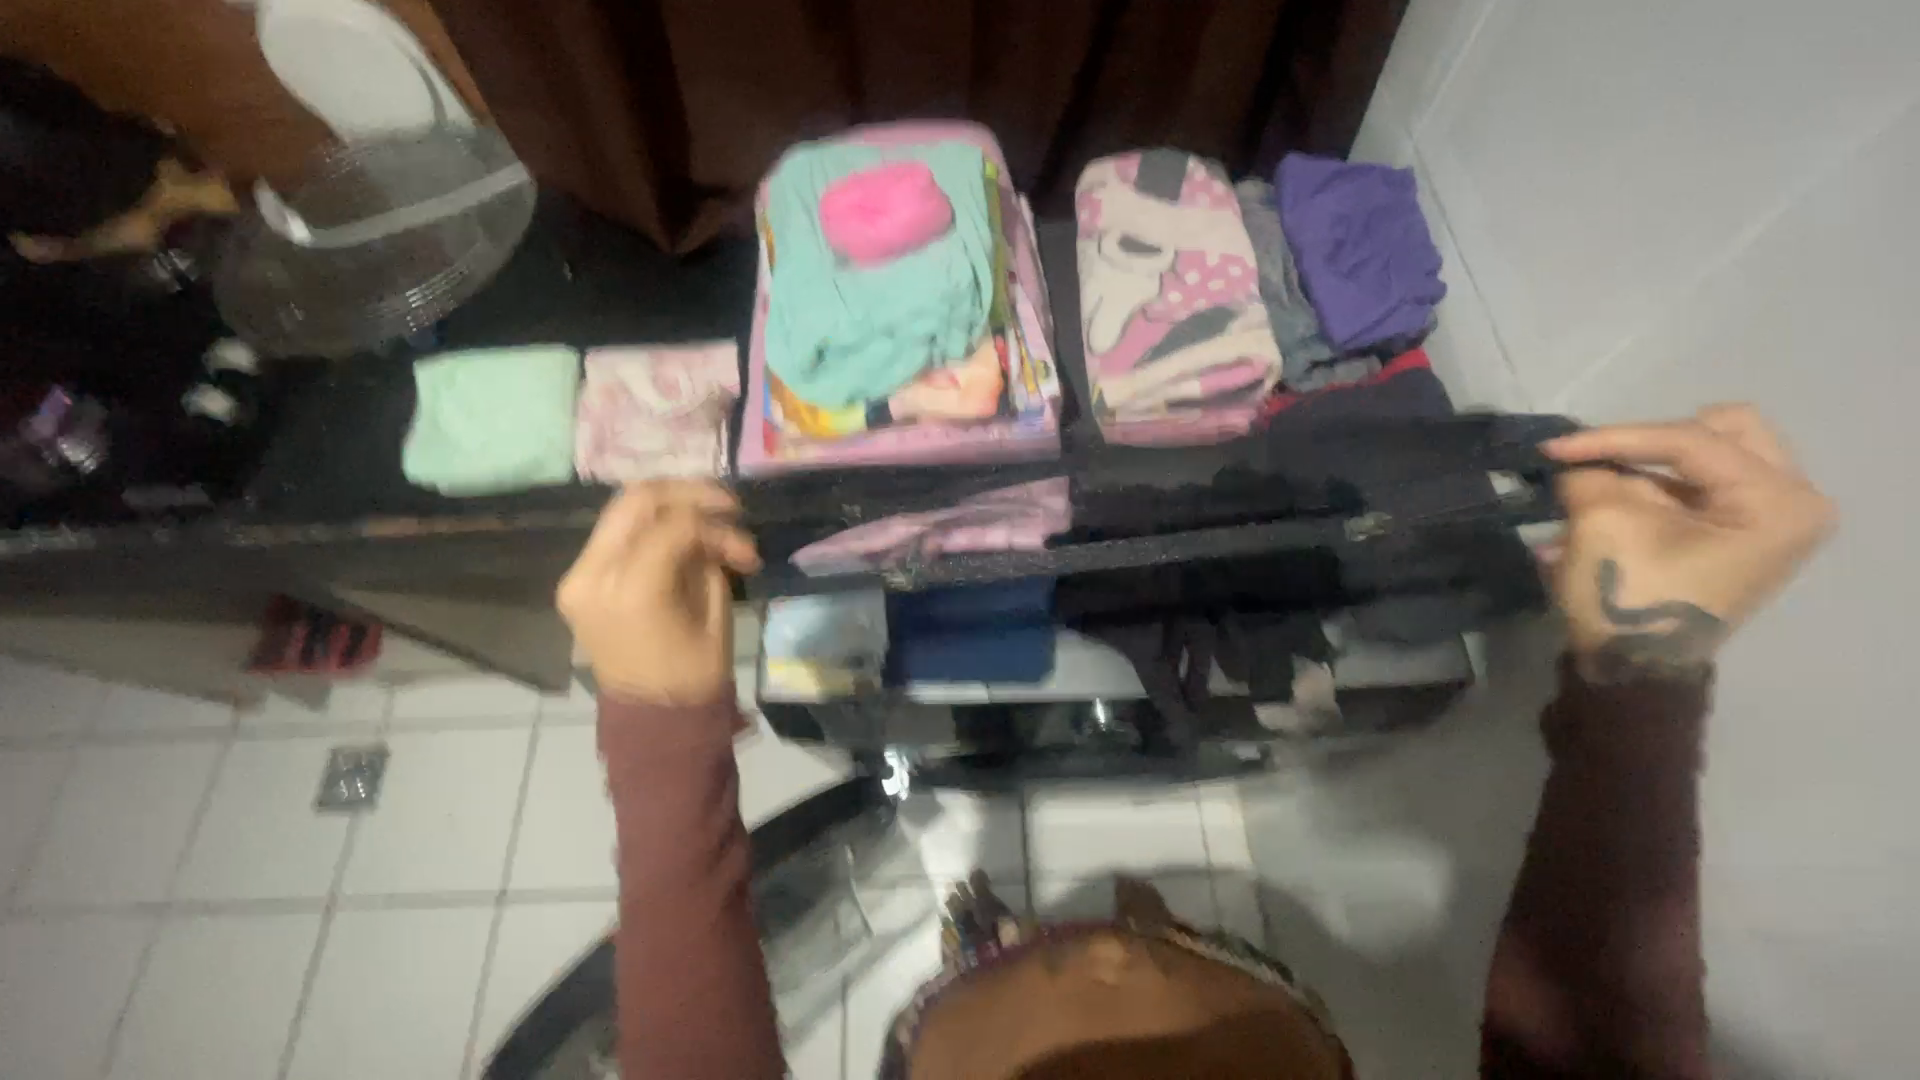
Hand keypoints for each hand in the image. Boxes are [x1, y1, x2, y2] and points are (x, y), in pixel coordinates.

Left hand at [557, 480, 761, 704]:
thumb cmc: (694, 675)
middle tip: (728, 506)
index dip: (718, 527)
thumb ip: (708, 560)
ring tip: (709, 523)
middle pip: (638, 500)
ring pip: (623, 512)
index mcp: (631, 589)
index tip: (747, 549)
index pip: (676, 524)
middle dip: (689, 494)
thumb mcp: (714, 612)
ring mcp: (578, 577)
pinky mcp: (578, 582)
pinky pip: (615, 537)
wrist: (653, 719)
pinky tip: (682, 541)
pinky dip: (650, 530)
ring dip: (670, 509)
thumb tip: (711, 532)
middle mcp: (593, 574)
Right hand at [1542, 405, 1835, 683]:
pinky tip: (1590, 518)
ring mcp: (1762, 522)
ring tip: (1582, 497)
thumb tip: (1576, 466)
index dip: (1612, 439)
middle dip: (1647, 442)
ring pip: (1703, 460)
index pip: (1688, 441)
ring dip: (1638, 472)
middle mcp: (1787, 503)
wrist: (1633, 670)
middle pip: (1720, 432)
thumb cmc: (1632, 596)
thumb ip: (1589, 476)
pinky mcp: (1731, 537)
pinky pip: (1690, 492)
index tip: (1549, 447)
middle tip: (1597, 459)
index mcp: (1777, 500)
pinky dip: (1639, 496)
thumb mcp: (1602, 523)